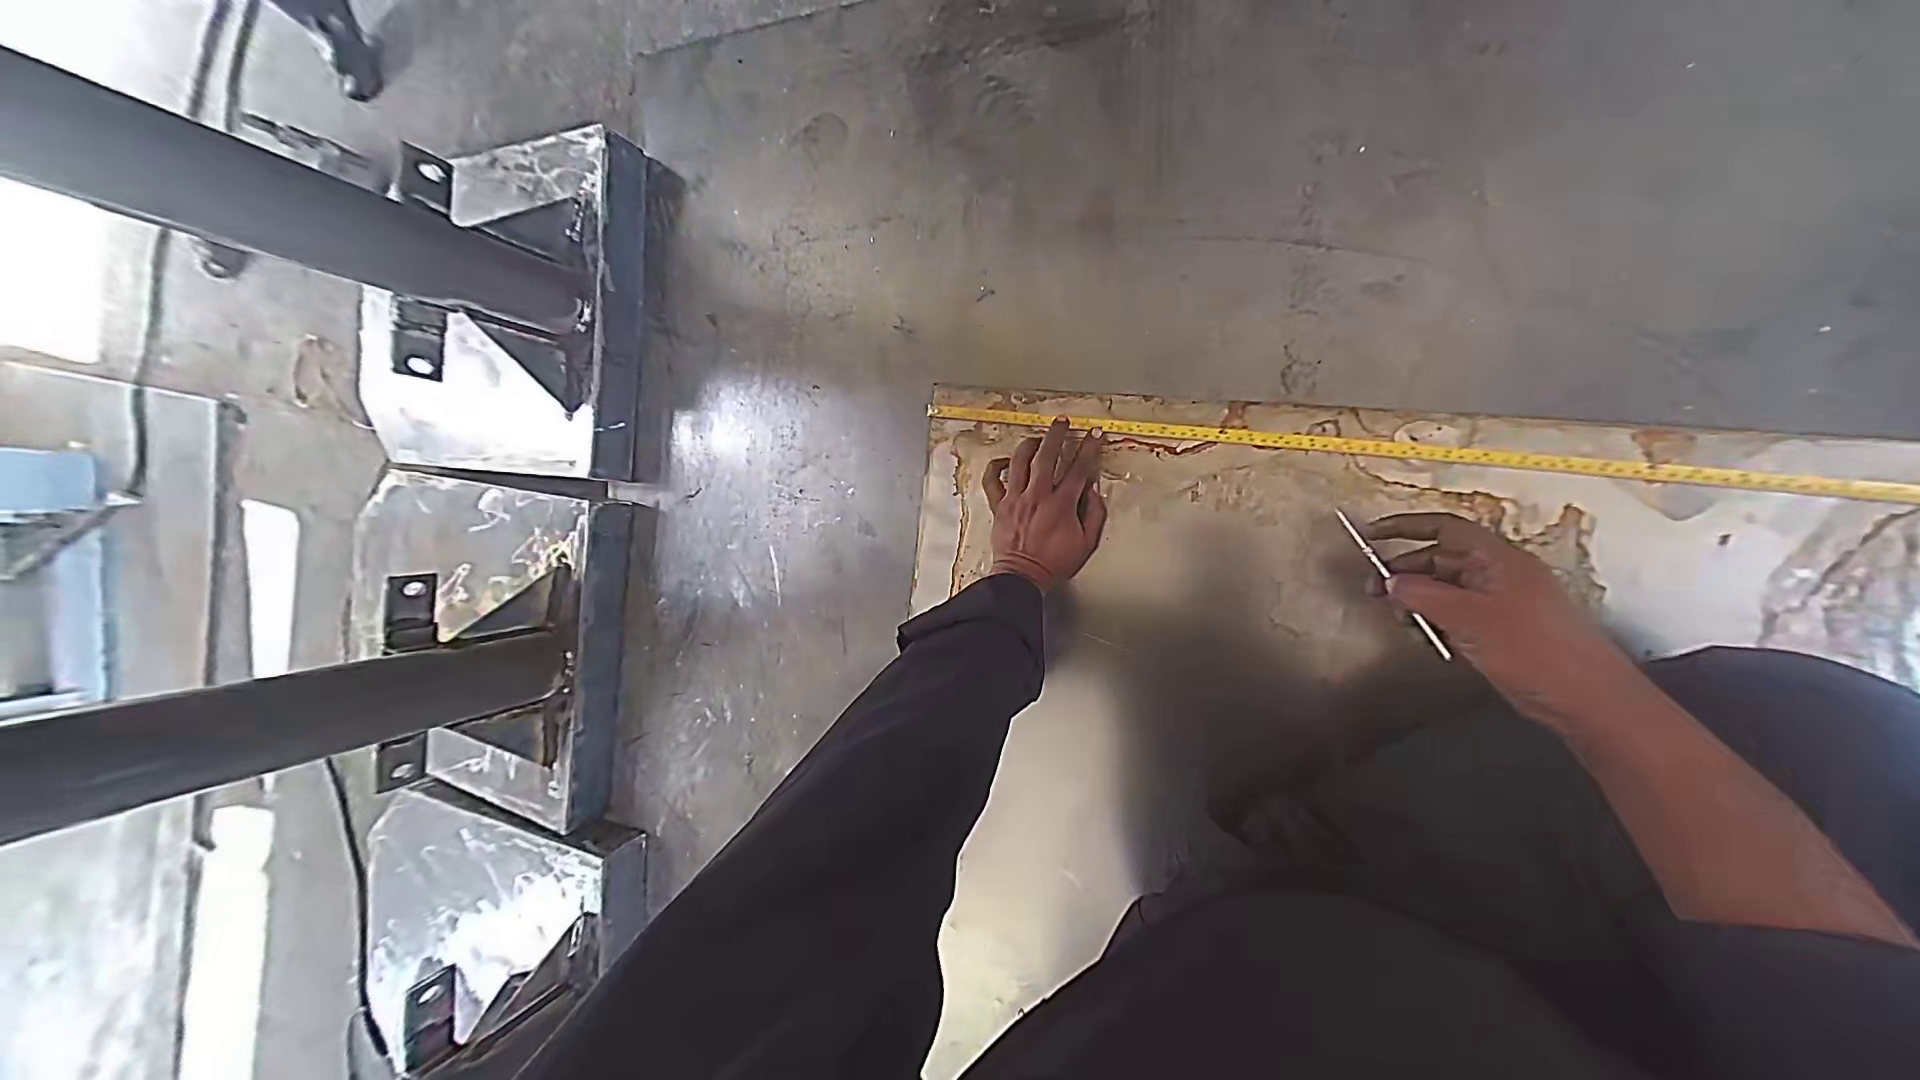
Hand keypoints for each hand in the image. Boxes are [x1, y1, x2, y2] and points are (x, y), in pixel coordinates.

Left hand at [984, 418, 1108, 591]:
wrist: (1022, 577)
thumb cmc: (1054, 564)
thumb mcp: (1086, 543)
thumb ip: (1093, 515)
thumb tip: (1093, 492)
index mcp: (1061, 504)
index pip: (1079, 469)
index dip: (1089, 449)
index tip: (1094, 435)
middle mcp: (1037, 496)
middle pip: (1047, 456)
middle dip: (1056, 435)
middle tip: (1062, 422)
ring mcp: (1015, 499)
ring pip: (1020, 461)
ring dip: (1029, 445)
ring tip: (1036, 437)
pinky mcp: (999, 506)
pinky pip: (993, 481)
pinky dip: (996, 468)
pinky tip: (1005, 461)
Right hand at [1364, 512, 1633, 729]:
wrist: (1588, 702)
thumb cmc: (1539, 654)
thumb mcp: (1468, 618)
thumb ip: (1421, 595)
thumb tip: (1390, 583)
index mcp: (1500, 560)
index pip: (1445, 528)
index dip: (1405, 527)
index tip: (1373, 534)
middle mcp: (1500, 575)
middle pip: (1440, 558)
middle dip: (1404, 571)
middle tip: (1375, 590)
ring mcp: (1501, 602)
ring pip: (1444, 588)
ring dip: (1417, 600)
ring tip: (1403, 618)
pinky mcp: (1499, 628)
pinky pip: (1455, 612)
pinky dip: (1433, 619)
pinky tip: (1426, 635)